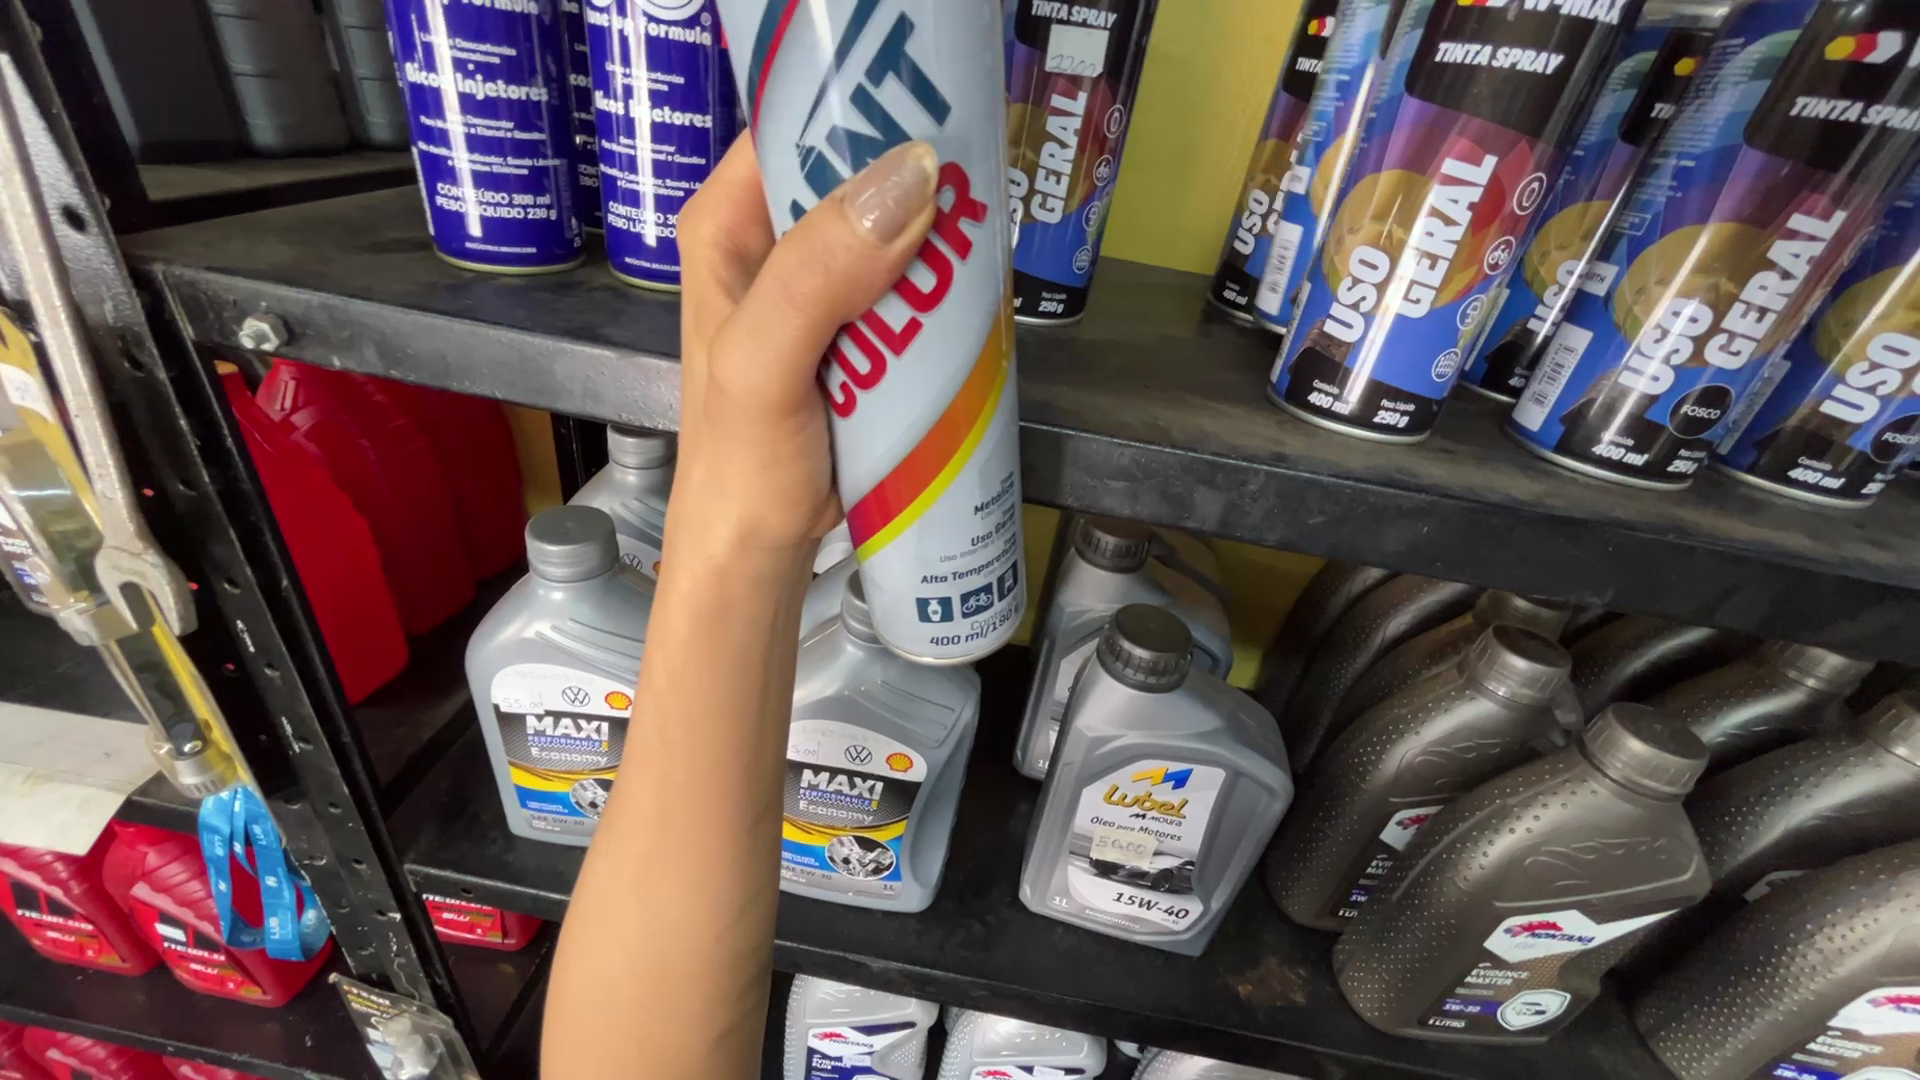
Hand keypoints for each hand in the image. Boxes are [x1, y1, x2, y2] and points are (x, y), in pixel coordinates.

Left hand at [668, 134, 941, 565]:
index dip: (866, 115)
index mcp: (729, 226)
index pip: (798, 127)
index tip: (942, 121)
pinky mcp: (858, 336)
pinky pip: (908, 291)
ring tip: (984, 243)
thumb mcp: (764, 363)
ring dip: (937, 240)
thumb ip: (819, 275)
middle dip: (917, 181)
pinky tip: (971, 296)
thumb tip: (915, 177)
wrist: (761, 546)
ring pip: (890, 235)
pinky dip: (939, 293)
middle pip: (854, 178)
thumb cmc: (743, 463)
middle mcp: (773, 246)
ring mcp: (820, 293)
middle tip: (979, 191)